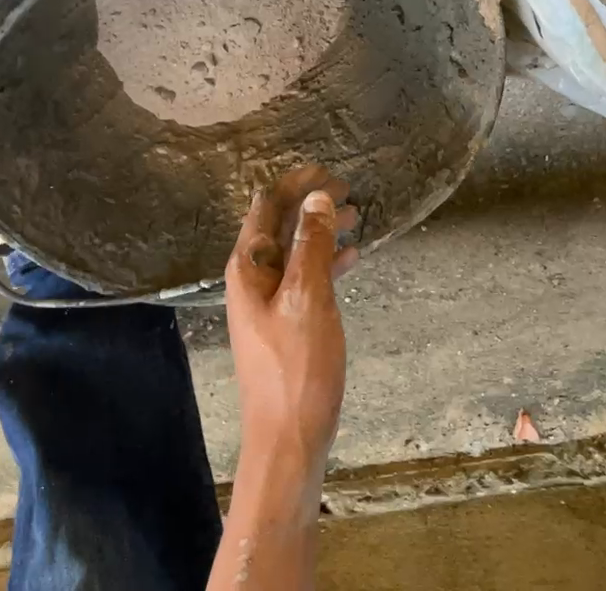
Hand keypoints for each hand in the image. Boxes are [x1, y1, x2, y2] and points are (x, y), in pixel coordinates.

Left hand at [224, 166, 360, 476]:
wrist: (288, 437)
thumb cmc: (296, 366)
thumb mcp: (308, 298)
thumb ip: (310, 245)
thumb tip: (316, 197)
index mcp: (249, 266)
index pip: (266, 206)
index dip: (295, 182)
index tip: (328, 168)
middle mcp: (253, 277)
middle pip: (280, 224)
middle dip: (310, 201)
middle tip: (348, 187)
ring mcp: (269, 301)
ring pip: (296, 249)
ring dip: (321, 228)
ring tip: (356, 213)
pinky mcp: (287, 322)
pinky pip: (306, 276)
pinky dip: (326, 259)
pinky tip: (351, 255)